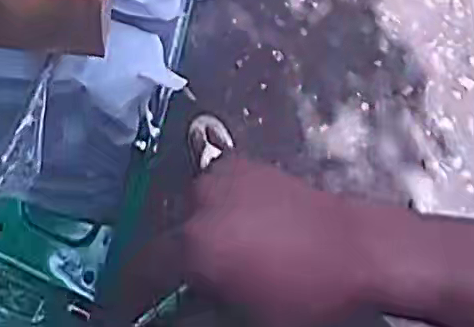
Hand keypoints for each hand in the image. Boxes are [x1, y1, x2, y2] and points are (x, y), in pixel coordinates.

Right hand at [112, 160, 382, 326]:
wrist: (352, 248)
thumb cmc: (303, 296)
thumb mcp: (243, 320)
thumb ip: (194, 314)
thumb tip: (169, 314)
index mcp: (195, 244)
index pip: (142, 270)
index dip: (127, 296)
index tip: (122, 308)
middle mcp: (198, 200)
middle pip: (168, 238)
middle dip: (173, 267)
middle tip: (190, 291)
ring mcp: (220, 176)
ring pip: (190, 212)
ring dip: (197, 236)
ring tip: (226, 262)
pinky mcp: (241, 163)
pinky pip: (215, 190)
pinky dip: (217, 212)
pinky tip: (241, 232)